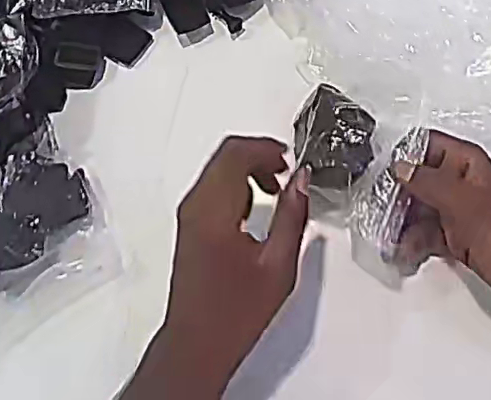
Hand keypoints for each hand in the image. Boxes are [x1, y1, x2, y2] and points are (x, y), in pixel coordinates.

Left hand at [121, 136, 310, 398]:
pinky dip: (237, 182)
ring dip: (248, 167)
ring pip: (218, 167)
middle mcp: (195, 204)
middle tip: (286, 169)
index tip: (288, 156)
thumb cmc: (233, 314)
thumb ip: (292, 217)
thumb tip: (301, 181)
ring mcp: (189, 211)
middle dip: (258, 154)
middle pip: (225, 155)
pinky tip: (257, 201)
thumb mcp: (278, 267)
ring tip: (277, 187)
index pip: (235, 154)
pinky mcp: (190, 221)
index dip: (264, 147)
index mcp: (213, 210)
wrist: (197, 343)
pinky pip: (213, 184)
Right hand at [394, 130, 490, 347]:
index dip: (398, 153)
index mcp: (466, 164)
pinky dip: (413, 242)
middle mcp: (460, 182)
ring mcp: (460, 212)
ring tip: (383, 240)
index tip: (374, 168)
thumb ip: (429, 183)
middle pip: (415, 177)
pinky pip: (427, 233)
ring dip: (399, 222)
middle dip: (393, 194)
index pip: (422, 143)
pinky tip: (401, 254)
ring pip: (418, 207)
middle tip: (372, 211)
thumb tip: (398, 166)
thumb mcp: (468, 208)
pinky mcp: (461, 239)